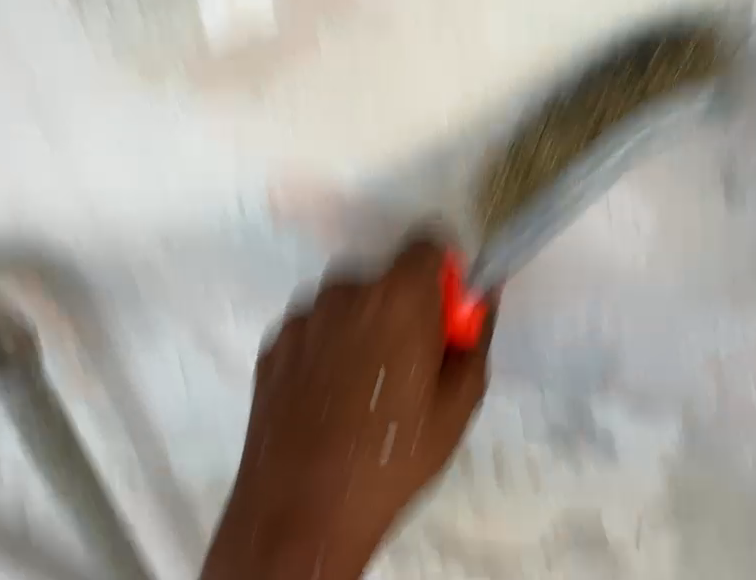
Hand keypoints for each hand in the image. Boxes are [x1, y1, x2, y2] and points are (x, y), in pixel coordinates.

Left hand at [203, 239, 494, 579]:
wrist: (301, 513)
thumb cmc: (393, 455)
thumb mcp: (461, 401)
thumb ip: (478, 335)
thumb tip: (483, 297)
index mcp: (401, 295)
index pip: (429, 241)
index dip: (444, 273)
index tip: (446, 313)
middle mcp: (347, 290)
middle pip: (387, 275)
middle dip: (403, 304)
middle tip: (410, 361)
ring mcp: (303, 317)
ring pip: (348, 302)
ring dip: (363, 325)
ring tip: (365, 387)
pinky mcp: (272, 345)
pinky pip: (314, 329)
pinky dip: (327, 348)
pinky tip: (330, 399)